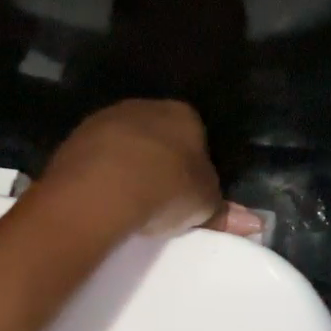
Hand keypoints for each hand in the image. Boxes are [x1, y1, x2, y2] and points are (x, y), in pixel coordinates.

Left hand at [42, 99, 262, 237]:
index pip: (195, 134)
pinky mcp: (75, 139)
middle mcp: (144, 106)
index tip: (189, 191)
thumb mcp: (205, 205)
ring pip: (124, 144)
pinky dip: (101, 174)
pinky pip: (96, 158)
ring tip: (130, 201)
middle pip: (158, 135)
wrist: (103, 188)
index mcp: (183, 114)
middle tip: (160, 198)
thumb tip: (255, 224)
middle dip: (159, 161)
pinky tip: (104, 199)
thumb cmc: (167, 189)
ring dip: (127, 165)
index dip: (194, 164)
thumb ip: (225, 212)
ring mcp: (105, 119)